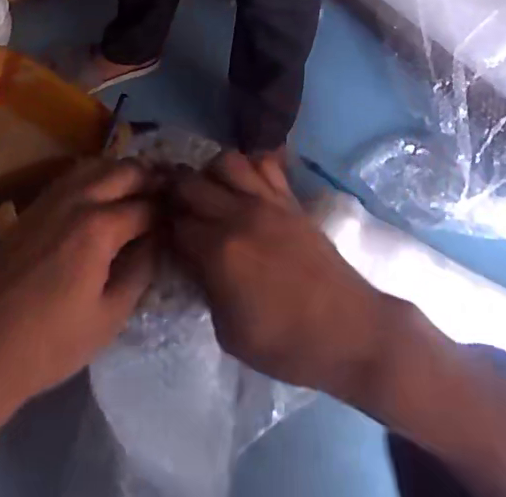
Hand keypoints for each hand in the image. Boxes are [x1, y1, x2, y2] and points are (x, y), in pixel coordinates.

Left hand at [0, 157, 157, 410]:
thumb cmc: (50, 345)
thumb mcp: (109, 316)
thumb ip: (141, 270)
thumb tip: (159, 239)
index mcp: (99, 228)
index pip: (147, 206)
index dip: (169, 210)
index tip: (184, 216)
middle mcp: (75, 202)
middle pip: (123, 171)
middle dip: (151, 177)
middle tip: (169, 192)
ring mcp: (48, 202)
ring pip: (94, 166)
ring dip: (122, 171)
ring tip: (139, 189)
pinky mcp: (29, 211)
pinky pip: (70, 178)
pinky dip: (94, 177)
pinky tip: (101, 196)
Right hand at [167, 153, 399, 399]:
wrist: (349, 330)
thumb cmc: (286, 344)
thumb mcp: (229, 332)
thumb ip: (204, 287)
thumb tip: (192, 259)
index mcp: (220, 252)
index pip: (174, 223)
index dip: (160, 227)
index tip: (156, 233)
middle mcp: (241, 215)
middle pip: (191, 183)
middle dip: (174, 193)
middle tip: (172, 209)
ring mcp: (269, 202)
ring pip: (227, 161)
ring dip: (209, 173)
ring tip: (209, 194)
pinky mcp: (292, 200)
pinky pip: (266, 164)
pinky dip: (250, 167)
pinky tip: (245, 188)